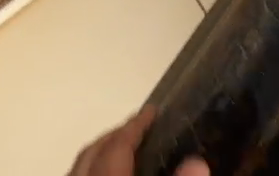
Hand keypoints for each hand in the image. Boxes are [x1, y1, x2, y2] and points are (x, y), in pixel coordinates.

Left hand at [69, 107, 208, 175]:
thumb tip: (200, 161)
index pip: (118, 144)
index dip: (136, 124)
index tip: (153, 109)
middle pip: (91, 151)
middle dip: (115, 133)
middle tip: (140, 125)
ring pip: (78, 167)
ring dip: (100, 152)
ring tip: (124, 147)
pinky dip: (92, 169)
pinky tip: (109, 173)